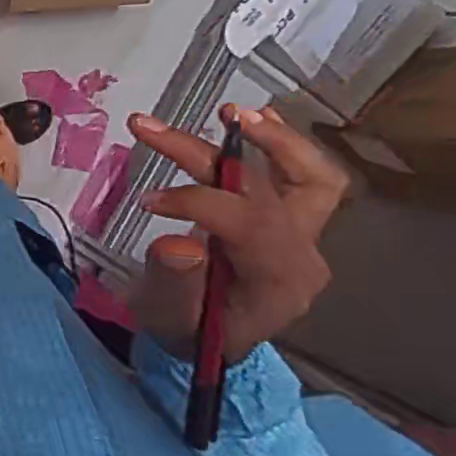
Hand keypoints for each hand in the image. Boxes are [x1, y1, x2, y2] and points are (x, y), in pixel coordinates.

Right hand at [127, 105, 348, 364]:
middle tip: (151, 129)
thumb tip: (180, 245)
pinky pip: (303, 180)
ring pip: (309, 178)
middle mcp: (301, 255)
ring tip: (233, 111)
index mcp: (278, 283)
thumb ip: (176, 285)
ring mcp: (302, 238)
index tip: (146, 200)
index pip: (249, 224)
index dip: (197, 201)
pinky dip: (280, 147)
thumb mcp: (170, 318)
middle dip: (207, 155)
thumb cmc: (186, 333)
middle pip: (266, 190)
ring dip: (273, 139)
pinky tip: (253, 120)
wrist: (209, 344)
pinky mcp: (289, 225)